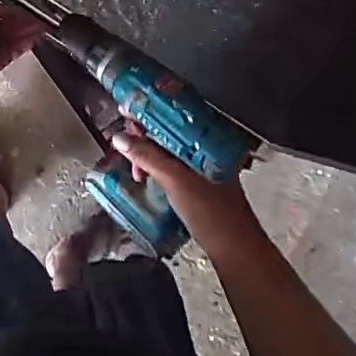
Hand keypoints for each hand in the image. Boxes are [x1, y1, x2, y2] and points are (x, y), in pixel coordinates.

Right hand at [110, 121, 265, 257]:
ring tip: (134, 164)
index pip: (176, 110)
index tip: (128, 107)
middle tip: (124, 137)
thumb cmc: (213, 214)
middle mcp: (207, 144)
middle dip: (144, 130)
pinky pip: (172, 160)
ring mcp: (203, 161)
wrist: (235, 249)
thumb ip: (147, 156)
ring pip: (168, 144)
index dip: (150, 106)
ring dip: (147, 150)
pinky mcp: (198, 177)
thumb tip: (120, 138)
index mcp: (209, 137)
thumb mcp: (175, 180)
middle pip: (170, 126)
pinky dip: (155, 163)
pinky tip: (144, 173)